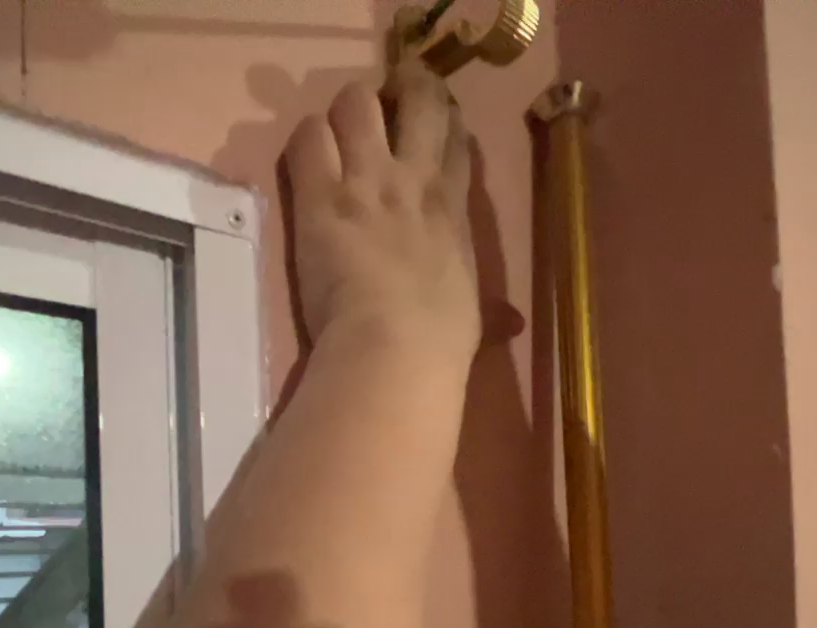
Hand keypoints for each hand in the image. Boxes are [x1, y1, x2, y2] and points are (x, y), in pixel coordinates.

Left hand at [286, 59, 479, 366]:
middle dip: (401, 92)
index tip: (427, 136)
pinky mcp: (321, 197)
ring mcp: (366, 181)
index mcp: (453, 210)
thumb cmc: (439, 342)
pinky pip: (307, 138)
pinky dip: (305, 142)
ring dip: (344, 114)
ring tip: (334, 140)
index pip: (455, 139)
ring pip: (355, 102)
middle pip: (417, 97)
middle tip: (380, 114)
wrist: (396, 347)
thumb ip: (488, 309)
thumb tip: (512, 324)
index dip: (442, 124)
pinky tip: (305, 165)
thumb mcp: (473, 315)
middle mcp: (414, 180)